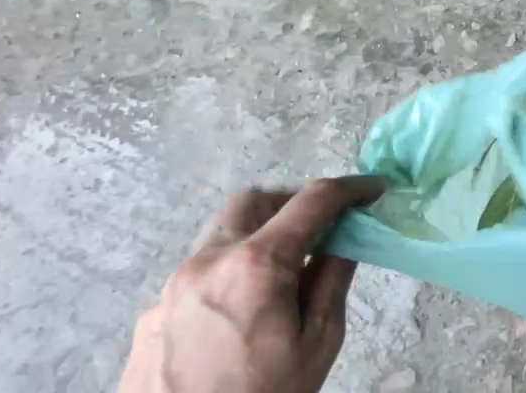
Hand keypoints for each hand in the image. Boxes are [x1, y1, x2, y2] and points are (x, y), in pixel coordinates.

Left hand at [118, 175, 384, 392]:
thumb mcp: (319, 339)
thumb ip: (333, 277)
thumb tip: (344, 239)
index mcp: (255, 265)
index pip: (313, 200)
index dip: (353, 188)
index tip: (376, 190)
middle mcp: (205, 264)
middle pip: (253, 201)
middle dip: (295, 202)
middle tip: (325, 225)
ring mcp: (169, 292)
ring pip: (221, 235)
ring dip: (260, 234)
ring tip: (287, 269)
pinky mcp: (149, 319)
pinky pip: (199, 274)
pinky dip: (232, 271)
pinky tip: (247, 309)